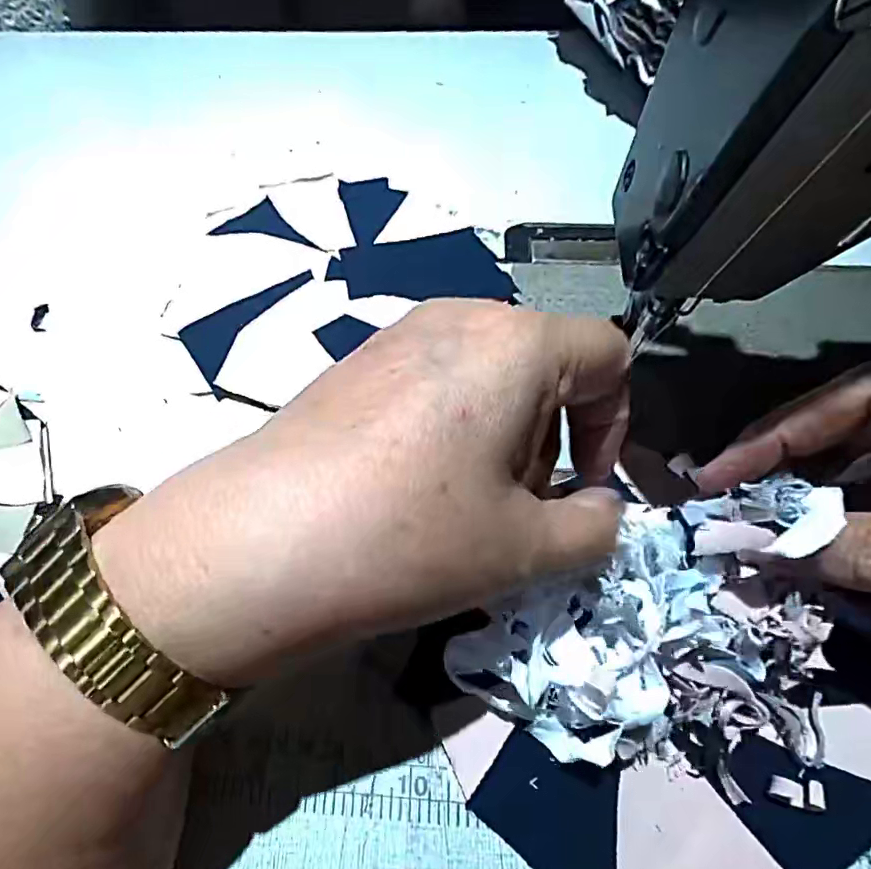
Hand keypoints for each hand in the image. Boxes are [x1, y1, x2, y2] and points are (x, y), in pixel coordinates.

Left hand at [93, 299, 628, 685]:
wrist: (256, 546)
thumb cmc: (410, 539)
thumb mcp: (525, 549)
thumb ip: (596, 527)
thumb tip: (603, 509)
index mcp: (515, 343)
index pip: (609, 355)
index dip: (613, 427)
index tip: (580, 490)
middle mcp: (459, 316)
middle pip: (549, 367)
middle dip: (553, 441)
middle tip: (515, 510)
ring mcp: (399, 334)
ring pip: (493, 379)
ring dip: (505, 442)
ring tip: (461, 507)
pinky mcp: (357, 364)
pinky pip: (440, 385)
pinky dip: (455, 434)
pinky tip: (413, 492)